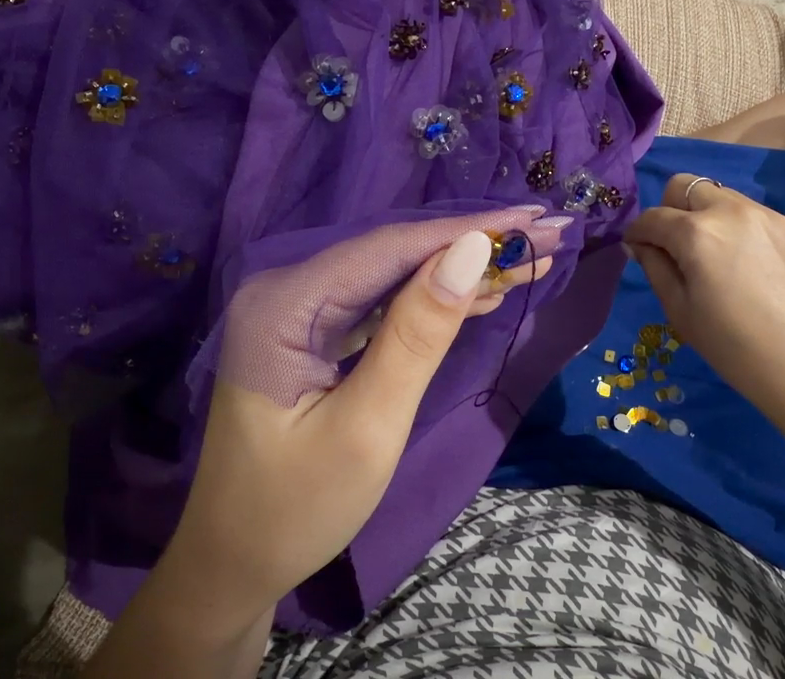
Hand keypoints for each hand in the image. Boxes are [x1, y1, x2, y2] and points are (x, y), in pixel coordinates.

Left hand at [147, 209, 562, 625]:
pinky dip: (432, 303)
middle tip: (549, 234)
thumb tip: (471, 249)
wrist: (235, 566)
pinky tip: (483, 294)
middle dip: (472, 245)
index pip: (390, 249)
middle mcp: (286, 291)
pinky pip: (381, 305)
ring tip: (532, 259)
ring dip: (459, 272)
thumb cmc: (298, 509)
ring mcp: (298, 312)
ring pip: (393, 277)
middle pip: (393, 255)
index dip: (467, 231)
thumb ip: (419, 334)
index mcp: (284, 304)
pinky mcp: (312, 334)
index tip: (536, 218)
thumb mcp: (369, 426)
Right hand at [624, 173, 784, 440]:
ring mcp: (767, 216)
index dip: (637, 233)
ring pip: (719, 196)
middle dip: (670, 211)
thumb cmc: (736, 349)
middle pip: (685, 187)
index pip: (652, 217)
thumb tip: (642, 245)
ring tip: (712, 259)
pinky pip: (749, 214)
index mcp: (697, 233)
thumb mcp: (680, 312)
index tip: (635, 250)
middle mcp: (731, 210)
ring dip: (703, 216)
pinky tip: (745, 267)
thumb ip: (655, 268)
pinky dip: (734, 227)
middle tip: (674, 249)